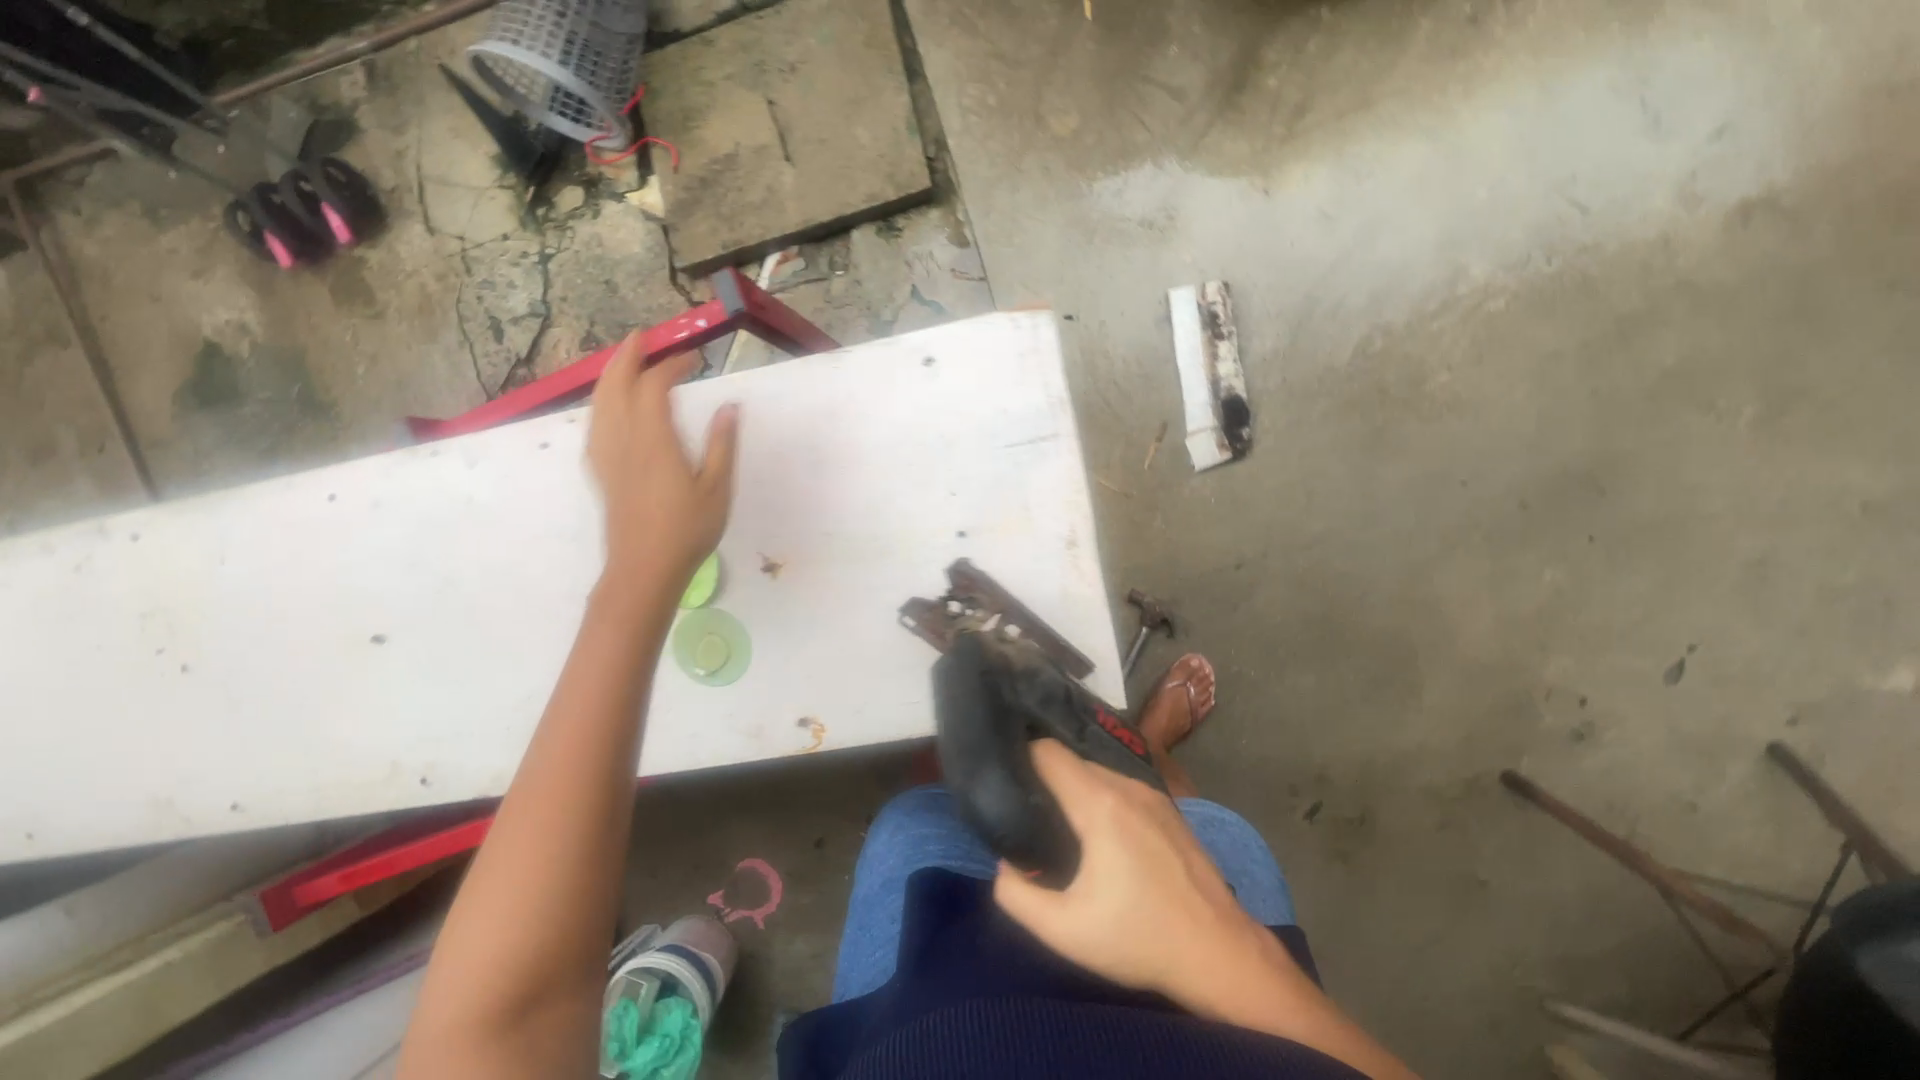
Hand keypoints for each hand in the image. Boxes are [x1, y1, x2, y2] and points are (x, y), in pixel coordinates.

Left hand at [586, 333, 739, 592]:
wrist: (643, 569)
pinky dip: (602, 402)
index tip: (695, 359)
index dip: (673, 364)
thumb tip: (729, 407)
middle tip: (644, 338)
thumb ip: (722, 445)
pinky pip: (594, 423)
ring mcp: (606, 455)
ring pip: (599, 401)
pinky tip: (610, 408)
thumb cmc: (686, 531)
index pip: (656, 385)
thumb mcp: (717, 489)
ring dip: (611, 374)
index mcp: (654, 438)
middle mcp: (624, 438)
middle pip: (617, 384)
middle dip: (629, 356)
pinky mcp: (600, 471)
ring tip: (625, 362)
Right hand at [993, 739, 1267, 1003]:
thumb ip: (1016, 895)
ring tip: (1055, 824)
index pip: (1048, 752)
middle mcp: (1128, 787)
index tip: (1001, 780)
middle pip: (1072, 762)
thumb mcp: (1063, 930)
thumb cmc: (1139, 938)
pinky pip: (1123, 790)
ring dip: (1074, 791)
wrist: (1218, 954)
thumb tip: (1005, 866)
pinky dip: (1102, 801)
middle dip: (1043, 779)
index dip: (1019, 759)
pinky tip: (1098, 837)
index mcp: (1100, 805)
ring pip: (1099, 775)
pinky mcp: (1172, 812)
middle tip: (1022, 811)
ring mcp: (1155, 797)